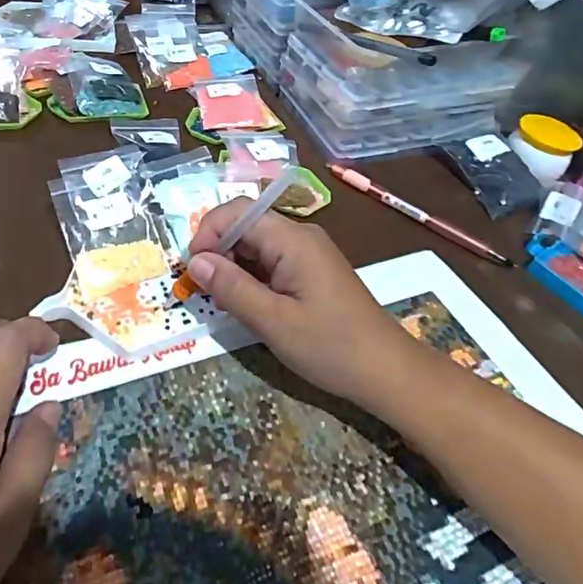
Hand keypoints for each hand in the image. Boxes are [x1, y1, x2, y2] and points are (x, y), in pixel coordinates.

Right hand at [184, 204, 420, 409]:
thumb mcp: (273, 322)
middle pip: (247, 224)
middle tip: (205, 290)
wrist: (389, 371)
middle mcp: (300, 235)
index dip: (208, 232)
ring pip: (257, 243)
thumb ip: (232, 287)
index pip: (238, 211)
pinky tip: (247, 304)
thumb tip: (195, 261)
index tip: (193, 270)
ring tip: (223, 301)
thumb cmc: (331, 347)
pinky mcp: (312, 269)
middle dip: (218, 250)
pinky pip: (271, 259)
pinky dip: (251, 275)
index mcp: (293, 239)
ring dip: (233, 265)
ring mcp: (308, 252)